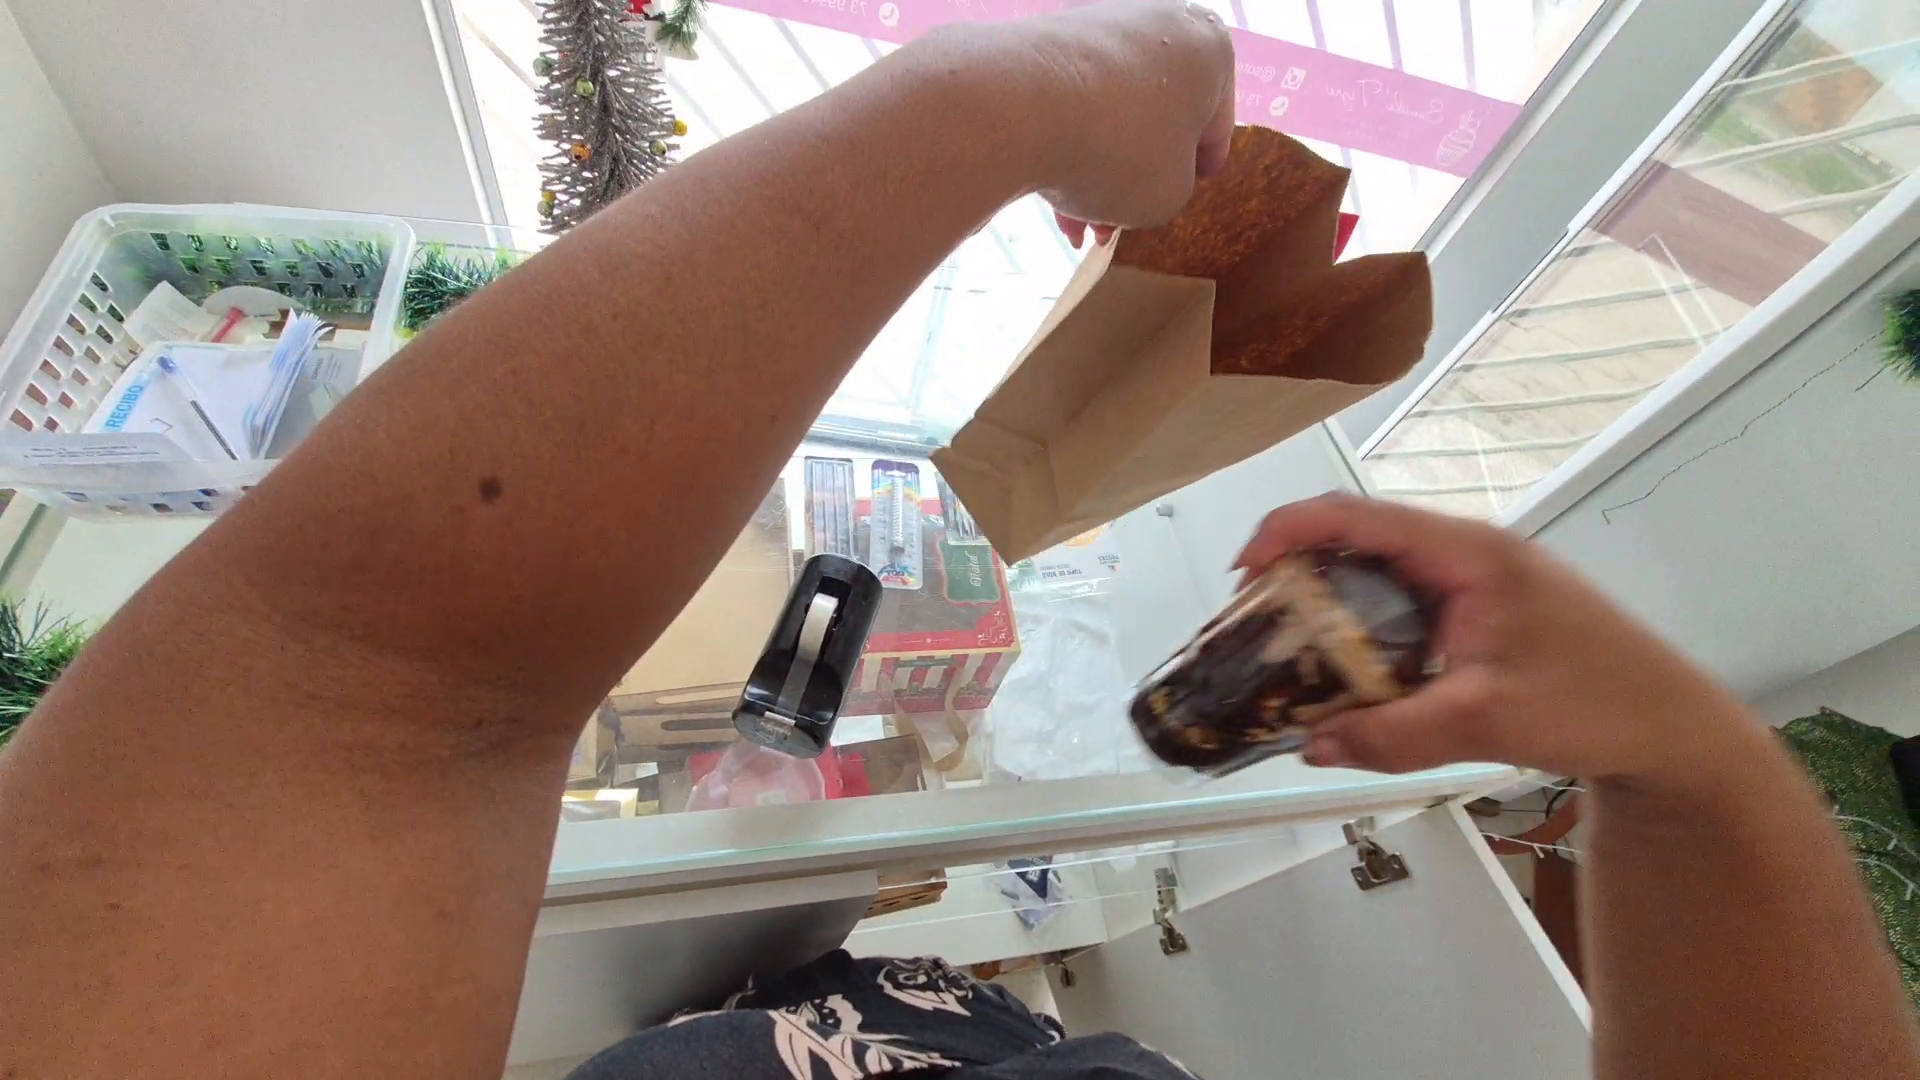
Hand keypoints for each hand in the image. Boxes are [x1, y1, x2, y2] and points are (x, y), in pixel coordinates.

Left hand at [968, 0, 1235, 245]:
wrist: (1024, 107)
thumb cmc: (1119, 152)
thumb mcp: (1168, 196)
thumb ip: (1172, 189)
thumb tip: (1143, 178)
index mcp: (1210, 52)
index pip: (1216, 124)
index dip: (1204, 163)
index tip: (1197, 181)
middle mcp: (1159, 25)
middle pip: (1153, 125)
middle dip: (1133, 187)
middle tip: (1113, 231)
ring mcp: (1101, 31)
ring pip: (1108, 123)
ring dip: (1095, 182)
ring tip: (1075, 230)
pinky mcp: (1051, 45)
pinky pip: (1069, 111)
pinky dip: (1065, 155)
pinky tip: (1052, 202)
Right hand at [1233, 495, 1759, 789]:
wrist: (1677, 731)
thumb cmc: (1597, 708)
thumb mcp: (1485, 724)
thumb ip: (1392, 736)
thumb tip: (1307, 747)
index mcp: (1467, 553)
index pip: (1358, 515)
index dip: (1289, 530)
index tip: (1244, 569)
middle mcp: (1461, 548)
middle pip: (1355, 529)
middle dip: (1292, 559)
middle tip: (1253, 607)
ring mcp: (1467, 571)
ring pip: (1370, 558)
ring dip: (1319, 584)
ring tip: (1281, 627)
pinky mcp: (1469, 599)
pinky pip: (1392, 588)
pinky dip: (1351, 608)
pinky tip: (1337, 648)